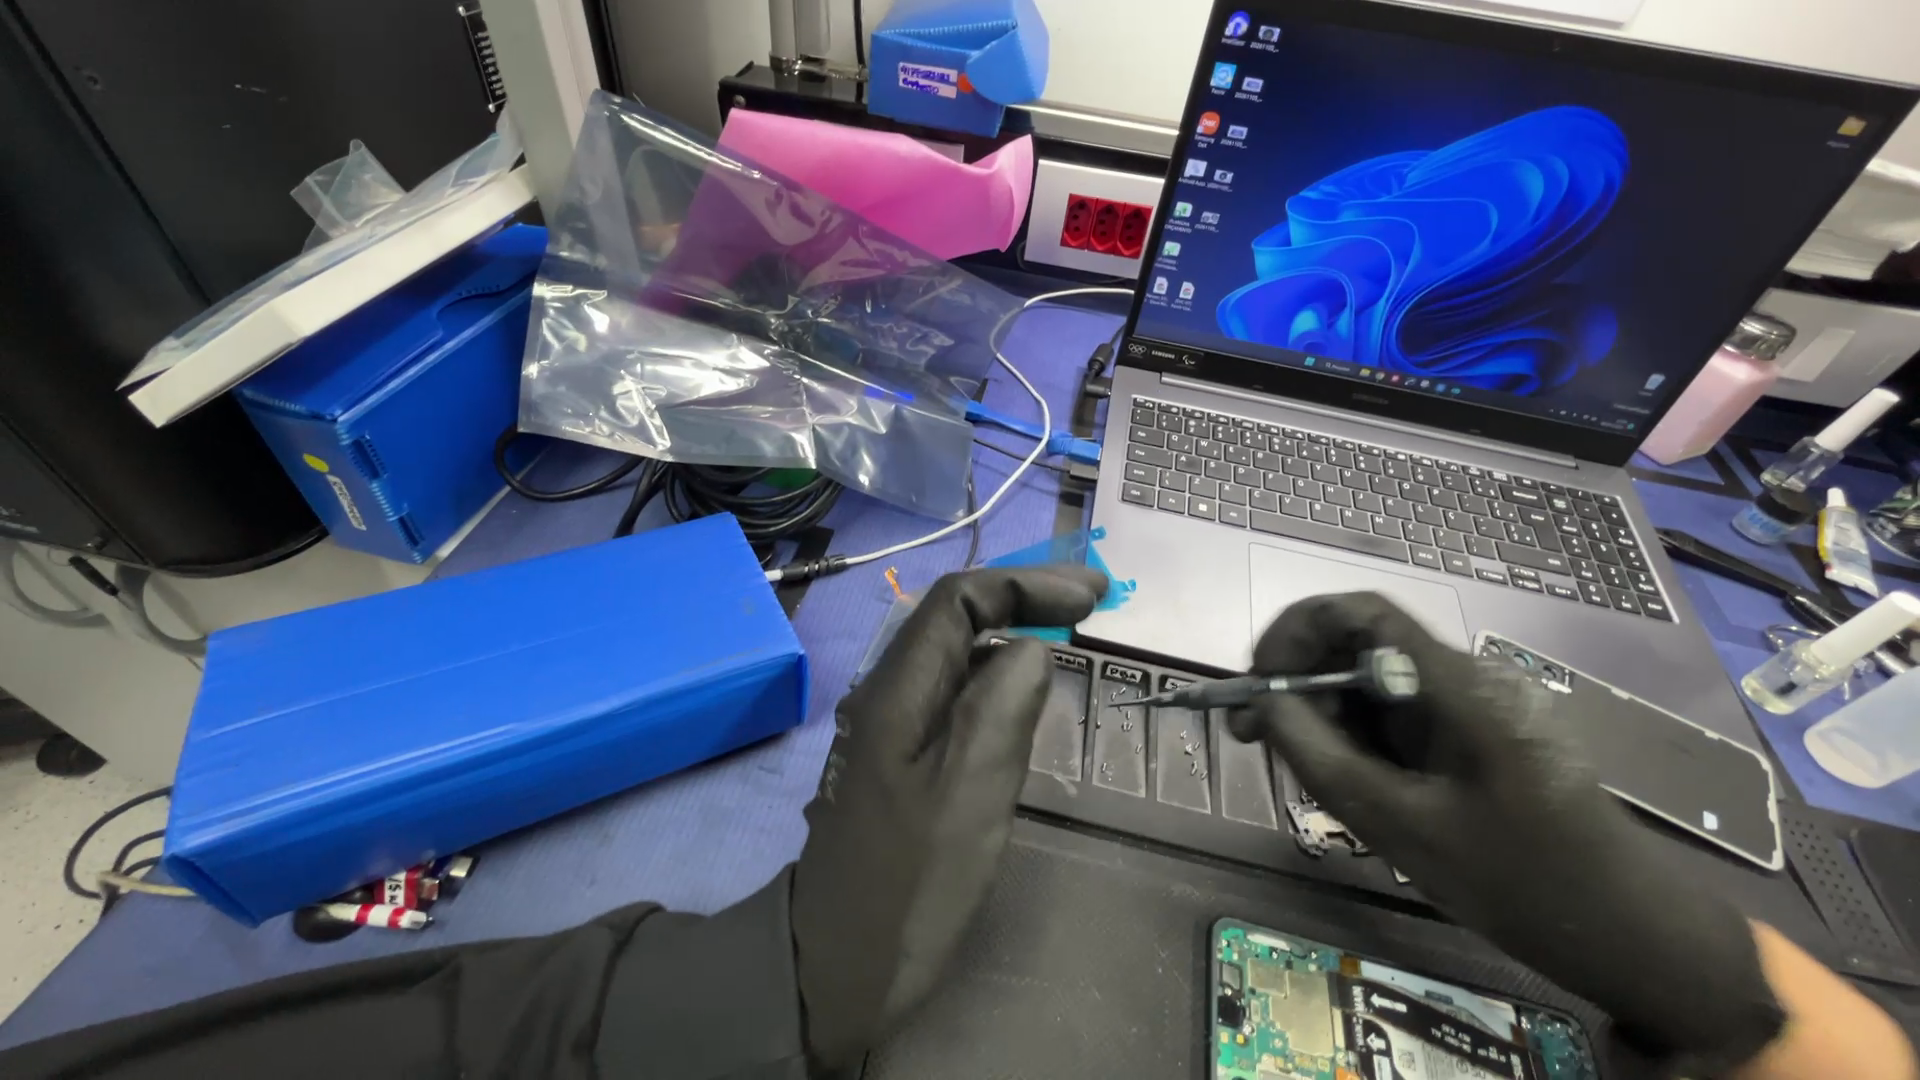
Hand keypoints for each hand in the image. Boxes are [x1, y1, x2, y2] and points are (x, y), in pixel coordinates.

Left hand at [790, 565, 1106, 1071]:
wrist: (834, 966)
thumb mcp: (968, 793)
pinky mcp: (901, 760)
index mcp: (898, 690)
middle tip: (1090, 607)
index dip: (1025, 584)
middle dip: (1022, 600)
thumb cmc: (909, 886)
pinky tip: (1025, 701)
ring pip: (956, 657)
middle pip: (955, 620)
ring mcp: (891, 727)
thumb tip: (1031, 647)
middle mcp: (888, 694)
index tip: (1092, 595)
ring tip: (1068, 638)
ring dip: (1012, 636)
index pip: (958, 599)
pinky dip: (996, 680)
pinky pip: (954, 697)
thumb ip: (1001, 706)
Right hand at [1229, 592, 1783, 1072]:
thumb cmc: (1520, 882)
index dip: (1294, 631)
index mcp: (1456, 684)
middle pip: (1356, 646)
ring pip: (1366, 684)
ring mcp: (1465, 707)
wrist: (1630, 936)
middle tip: (1254, 736)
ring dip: (1319, 714)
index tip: (1257, 683)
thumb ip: (1320, 756)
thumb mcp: (1398, 824)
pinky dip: (1350, 737)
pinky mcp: (1465, 736)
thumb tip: (1262, 705)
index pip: (1359, 613)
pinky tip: (1338, 780)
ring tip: (1294, 767)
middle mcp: (1459, 679)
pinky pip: (1390, 717)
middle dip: (1296, 681)